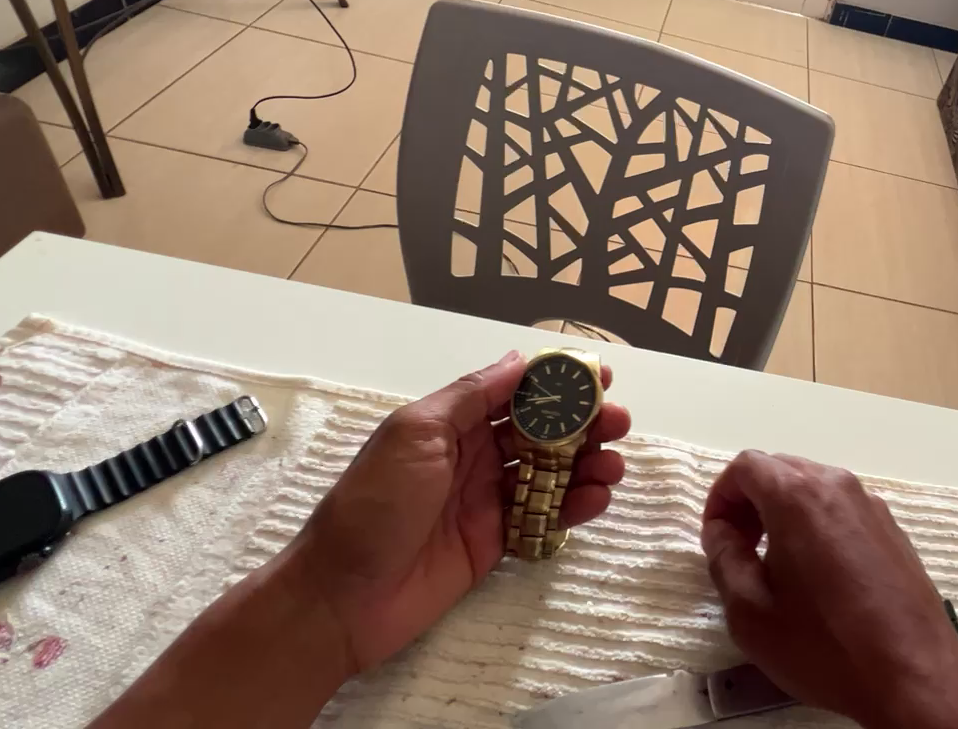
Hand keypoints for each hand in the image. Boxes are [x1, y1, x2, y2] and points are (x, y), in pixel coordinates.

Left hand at [282, 350, 629, 672]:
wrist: (339, 598)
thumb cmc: (376, 502)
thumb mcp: (416, 432)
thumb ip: (471, 395)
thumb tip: (518, 359)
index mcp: (457, 423)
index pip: (519, 393)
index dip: (561, 382)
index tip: (600, 377)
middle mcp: (479, 455)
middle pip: (545, 431)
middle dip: (586, 423)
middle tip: (618, 423)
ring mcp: (491, 498)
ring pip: (553, 472)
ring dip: (589, 463)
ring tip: (613, 466)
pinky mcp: (499, 540)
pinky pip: (546, 516)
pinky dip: (576, 506)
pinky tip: (596, 500)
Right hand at [700, 452, 957, 728]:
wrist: (915, 675)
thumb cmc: (827, 646)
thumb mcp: (751, 613)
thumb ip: (724, 560)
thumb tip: (721, 533)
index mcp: (798, 496)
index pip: (746, 466)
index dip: (721, 496)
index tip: (717, 535)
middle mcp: (835, 484)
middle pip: (779, 469)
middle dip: (750, 500)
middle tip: (740, 547)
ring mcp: (869, 502)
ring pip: (811, 485)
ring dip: (783, 510)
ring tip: (776, 562)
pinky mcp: (890, 525)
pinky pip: (839, 506)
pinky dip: (816, 521)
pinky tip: (817, 572)